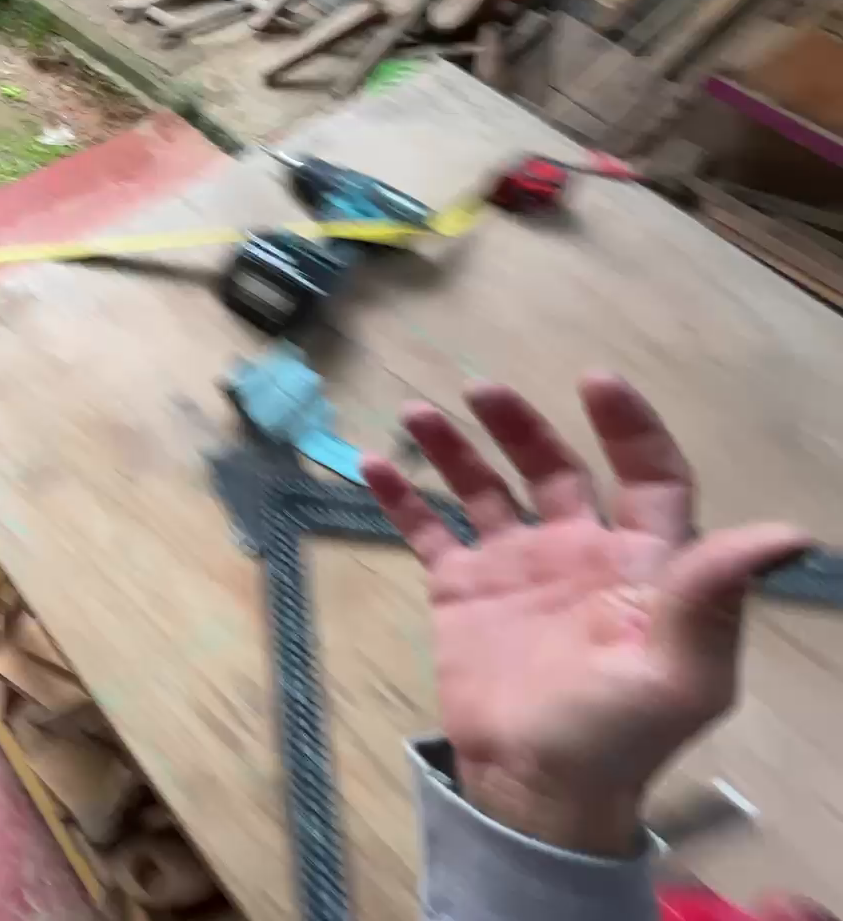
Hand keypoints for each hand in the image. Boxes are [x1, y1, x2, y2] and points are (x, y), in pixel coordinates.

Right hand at [361, 374, 807, 856]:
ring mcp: (512, 564)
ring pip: (480, 489)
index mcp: (640, 564)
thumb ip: (709, 598)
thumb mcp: (676, 673)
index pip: (647, 478)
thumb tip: (789, 532)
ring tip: (414, 414)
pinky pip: (425, 528)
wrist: (531, 775)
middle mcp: (576, 550)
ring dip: (450, 449)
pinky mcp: (458, 582)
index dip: (627, 428)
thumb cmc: (614, 729)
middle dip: (518, 426)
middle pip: (552, 470)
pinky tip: (369, 466)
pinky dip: (397, 497)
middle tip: (479, 390)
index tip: (593, 382)